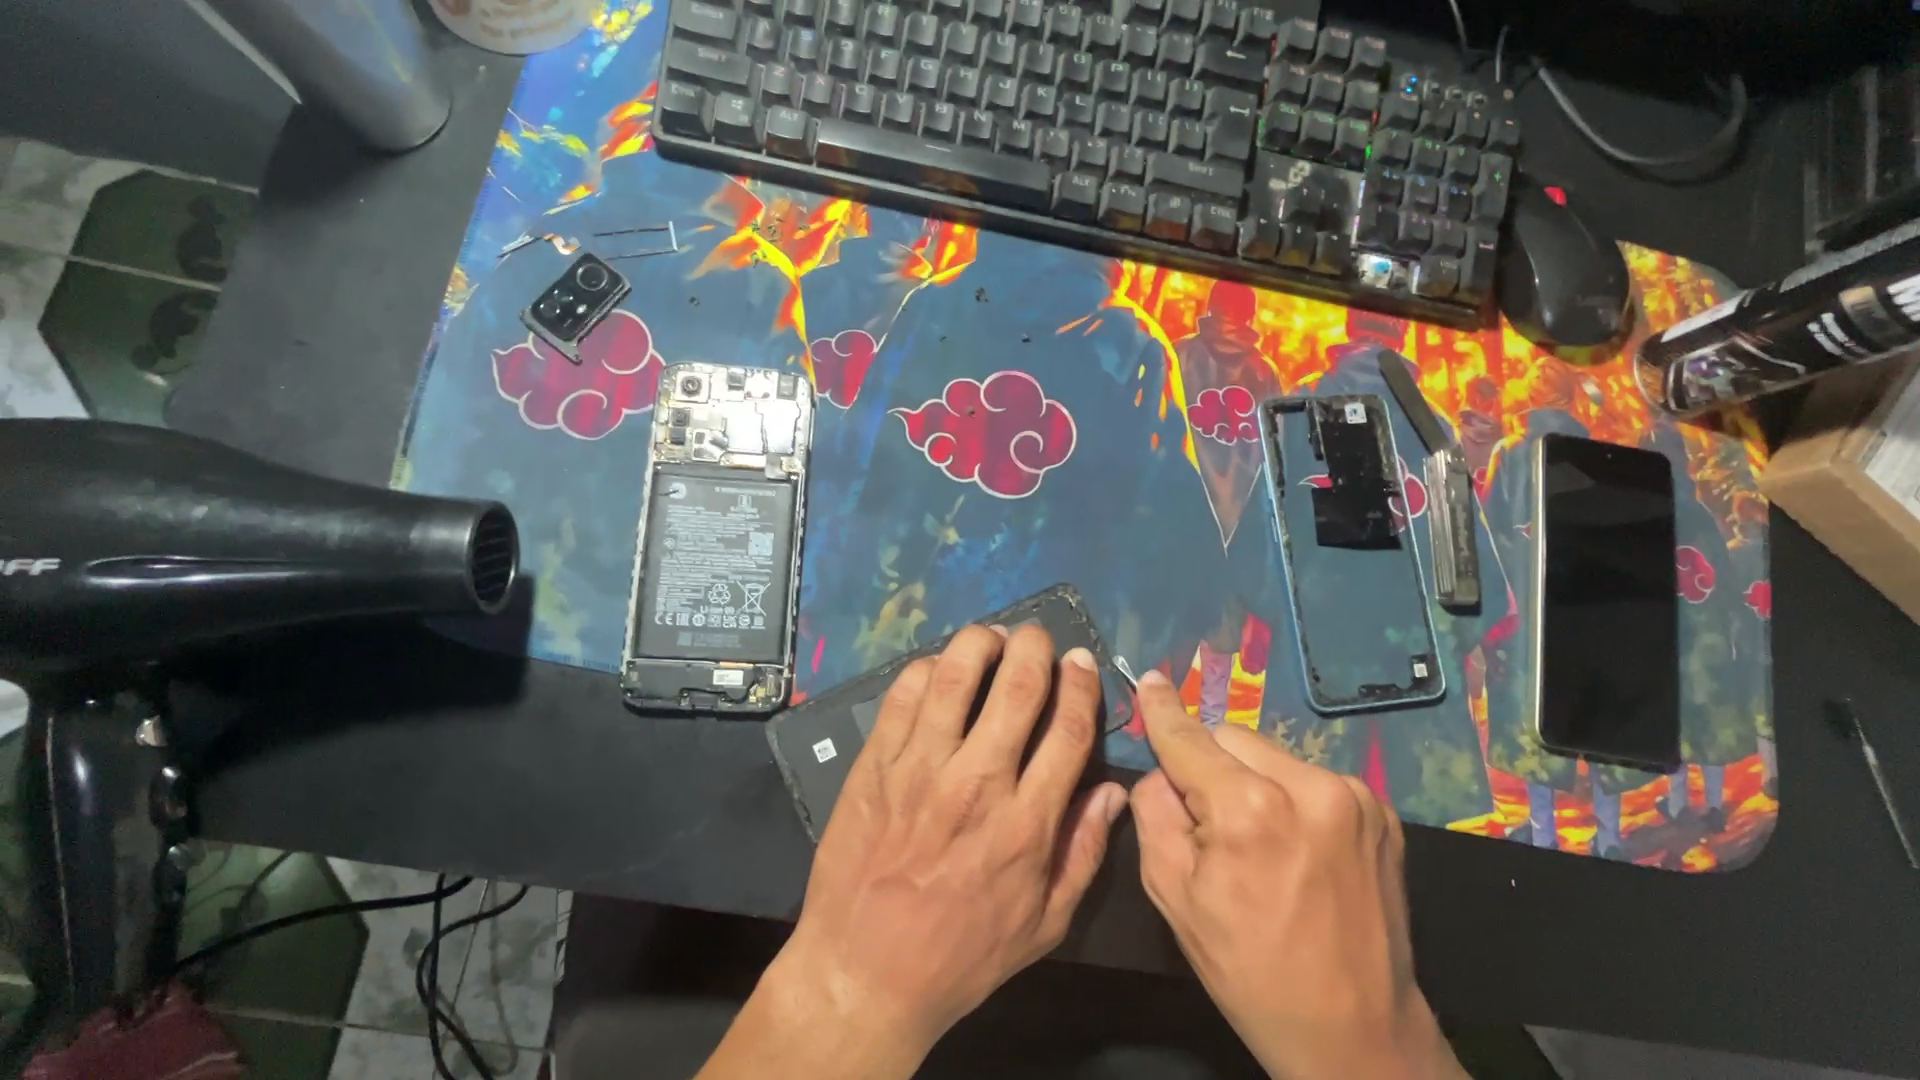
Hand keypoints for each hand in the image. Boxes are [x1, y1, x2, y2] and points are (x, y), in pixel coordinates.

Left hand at [699, 624, 1128, 1079]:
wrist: (866, 972)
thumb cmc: (963, 955)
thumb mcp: (1044, 924)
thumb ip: (1084, 853)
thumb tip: (1113, 794)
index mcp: (1027, 823)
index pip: (1067, 730)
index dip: (1081, 685)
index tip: (1081, 662)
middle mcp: (977, 783)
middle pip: (1016, 688)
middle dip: (1034, 648)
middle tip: (1037, 636)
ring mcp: (919, 769)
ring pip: (954, 677)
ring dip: (979, 643)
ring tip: (990, 635)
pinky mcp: (875, 765)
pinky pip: (902, 697)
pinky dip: (925, 670)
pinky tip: (938, 668)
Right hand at [1129, 671, 1466, 1079]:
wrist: (1355, 1032)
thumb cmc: (1248, 968)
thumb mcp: (1172, 895)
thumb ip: (1155, 813)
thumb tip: (1163, 772)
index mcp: (1250, 809)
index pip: (1190, 739)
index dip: (1162, 711)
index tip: (1149, 680)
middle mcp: (1309, 785)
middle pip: (1231, 737)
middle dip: (1208, 763)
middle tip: (1204, 817)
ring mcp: (1355, 796)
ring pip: (1273, 755)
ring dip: (1251, 778)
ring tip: (1257, 839)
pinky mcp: (1382, 813)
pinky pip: (1312, 779)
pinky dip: (1291, 797)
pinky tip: (1295, 846)